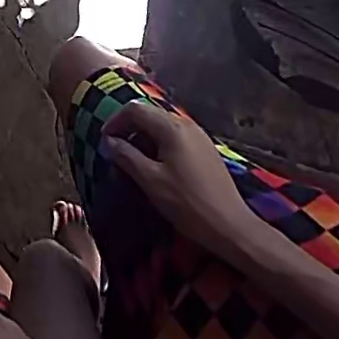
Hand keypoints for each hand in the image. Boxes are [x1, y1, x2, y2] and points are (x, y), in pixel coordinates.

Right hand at [100, 102, 269, 253]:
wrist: (233, 228)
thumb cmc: (188, 204)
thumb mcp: (151, 181)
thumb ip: (127, 156)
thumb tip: (109, 142)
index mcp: (171, 128)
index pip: (135, 110)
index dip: (115, 122)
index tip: (105, 141)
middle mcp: (186, 124)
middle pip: (149, 114)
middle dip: (129, 128)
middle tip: (116, 150)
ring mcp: (198, 136)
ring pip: (162, 125)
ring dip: (143, 136)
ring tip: (133, 159)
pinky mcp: (206, 149)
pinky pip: (175, 136)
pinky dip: (159, 143)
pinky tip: (156, 165)